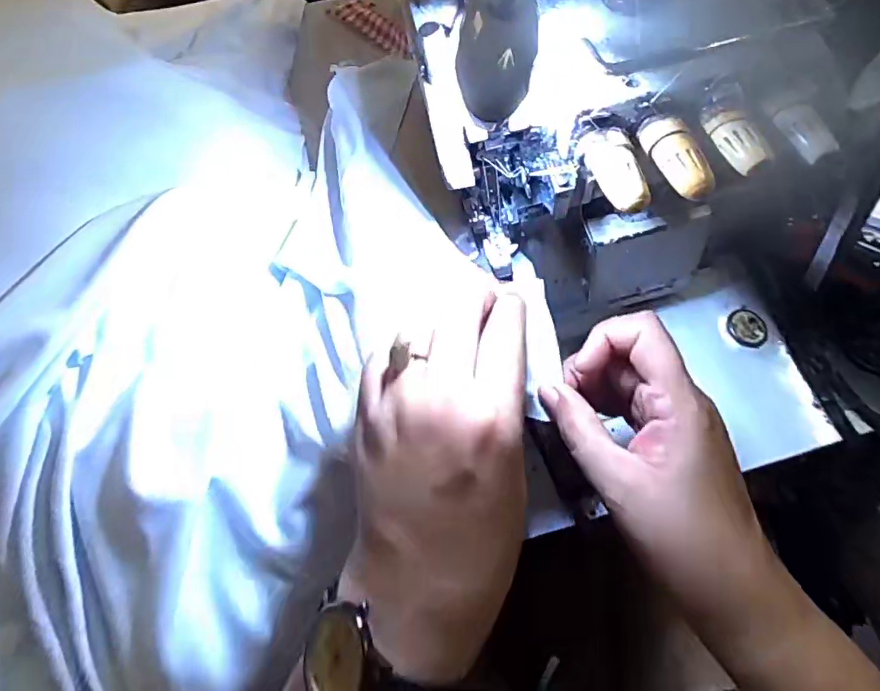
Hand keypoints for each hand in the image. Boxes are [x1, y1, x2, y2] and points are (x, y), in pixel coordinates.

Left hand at [338, 289, 527, 684]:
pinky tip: (418, 358)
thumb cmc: (485, 530)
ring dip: (440, 316)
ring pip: (417, 321)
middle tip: (486, 305)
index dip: (513, 304)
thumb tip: (504, 342)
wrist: (413, 584)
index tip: (514, 303)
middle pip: (458, 305)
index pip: (505, 322)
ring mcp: (394, 401)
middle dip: (478, 295)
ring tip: (452, 329)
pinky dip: (405, 345)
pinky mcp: (363, 413)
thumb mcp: (516, 455)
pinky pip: (384, 353)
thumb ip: (508, 391)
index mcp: (490, 411)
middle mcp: (440, 395)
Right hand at [537, 313, 786, 649]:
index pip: (642, 330)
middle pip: (635, 350)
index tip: (575, 378)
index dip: (602, 340)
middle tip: (564, 401)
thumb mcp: (619, 483)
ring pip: (635, 376)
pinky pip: (640, 404)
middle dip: (593, 365)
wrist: (732, 585)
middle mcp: (684, 397)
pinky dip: (611, 408)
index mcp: (678, 398)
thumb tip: (548, 390)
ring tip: (571, 416)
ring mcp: (682, 416)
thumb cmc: (681, 538)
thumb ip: (580, 430)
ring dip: (599, 387)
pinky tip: (589, 429)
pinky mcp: (677, 436)